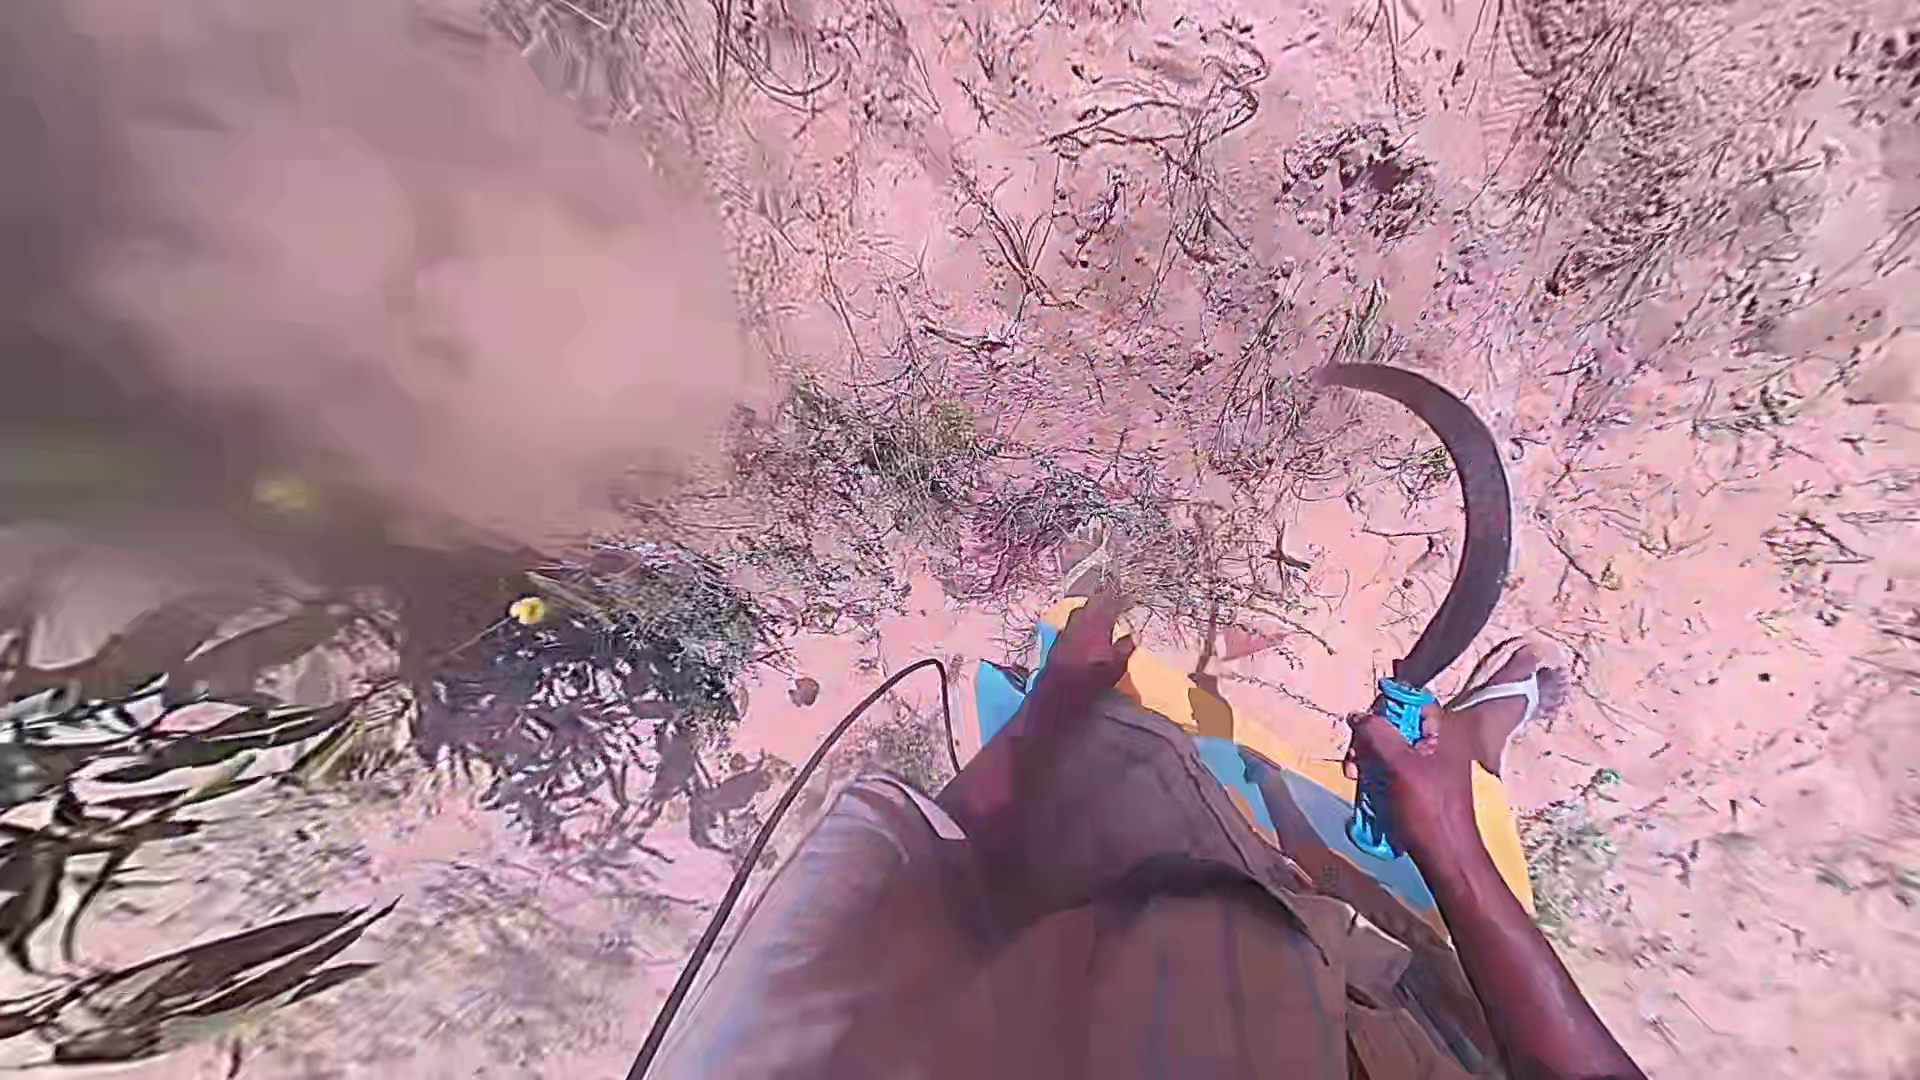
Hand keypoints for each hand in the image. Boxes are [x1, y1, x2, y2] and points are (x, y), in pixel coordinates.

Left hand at [1034, 590, 1134, 700]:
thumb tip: (1133, 635)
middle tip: (1114, 599)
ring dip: (1091, 608)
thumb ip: (1126, 646)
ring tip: (1100, 611)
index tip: (1128, 598)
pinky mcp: (1058, 638)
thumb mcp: (1117, 664)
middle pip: (1092, 602)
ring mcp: (1067, 628)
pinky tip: (1084, 628)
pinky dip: (1081, 621)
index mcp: (1097, 623)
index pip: (1110, 603)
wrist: (1060, 688)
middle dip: (1104, 599)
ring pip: (1080, 611)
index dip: (1120, 599)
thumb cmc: (1092, 676)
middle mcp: (1080, 621)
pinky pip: (1072, 622)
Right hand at [1346, 704, 1484, 868]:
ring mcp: (1425, 767)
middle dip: (1368, 736)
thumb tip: (1357, 714)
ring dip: (1365, 755)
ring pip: (1386, 745)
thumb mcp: (1401, 766)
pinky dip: (1371, 771)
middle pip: (1394, 723)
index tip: (1368, 721)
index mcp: (1443, 737)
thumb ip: (1378, 734)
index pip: (1415, 702)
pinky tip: (1361, 783)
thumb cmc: (1428, 810)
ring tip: (1354, 774)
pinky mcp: (1414, 784)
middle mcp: (1435, 747)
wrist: (1445, 858)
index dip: (1389, 705)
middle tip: (1356, 755)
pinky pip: (1386, 766)